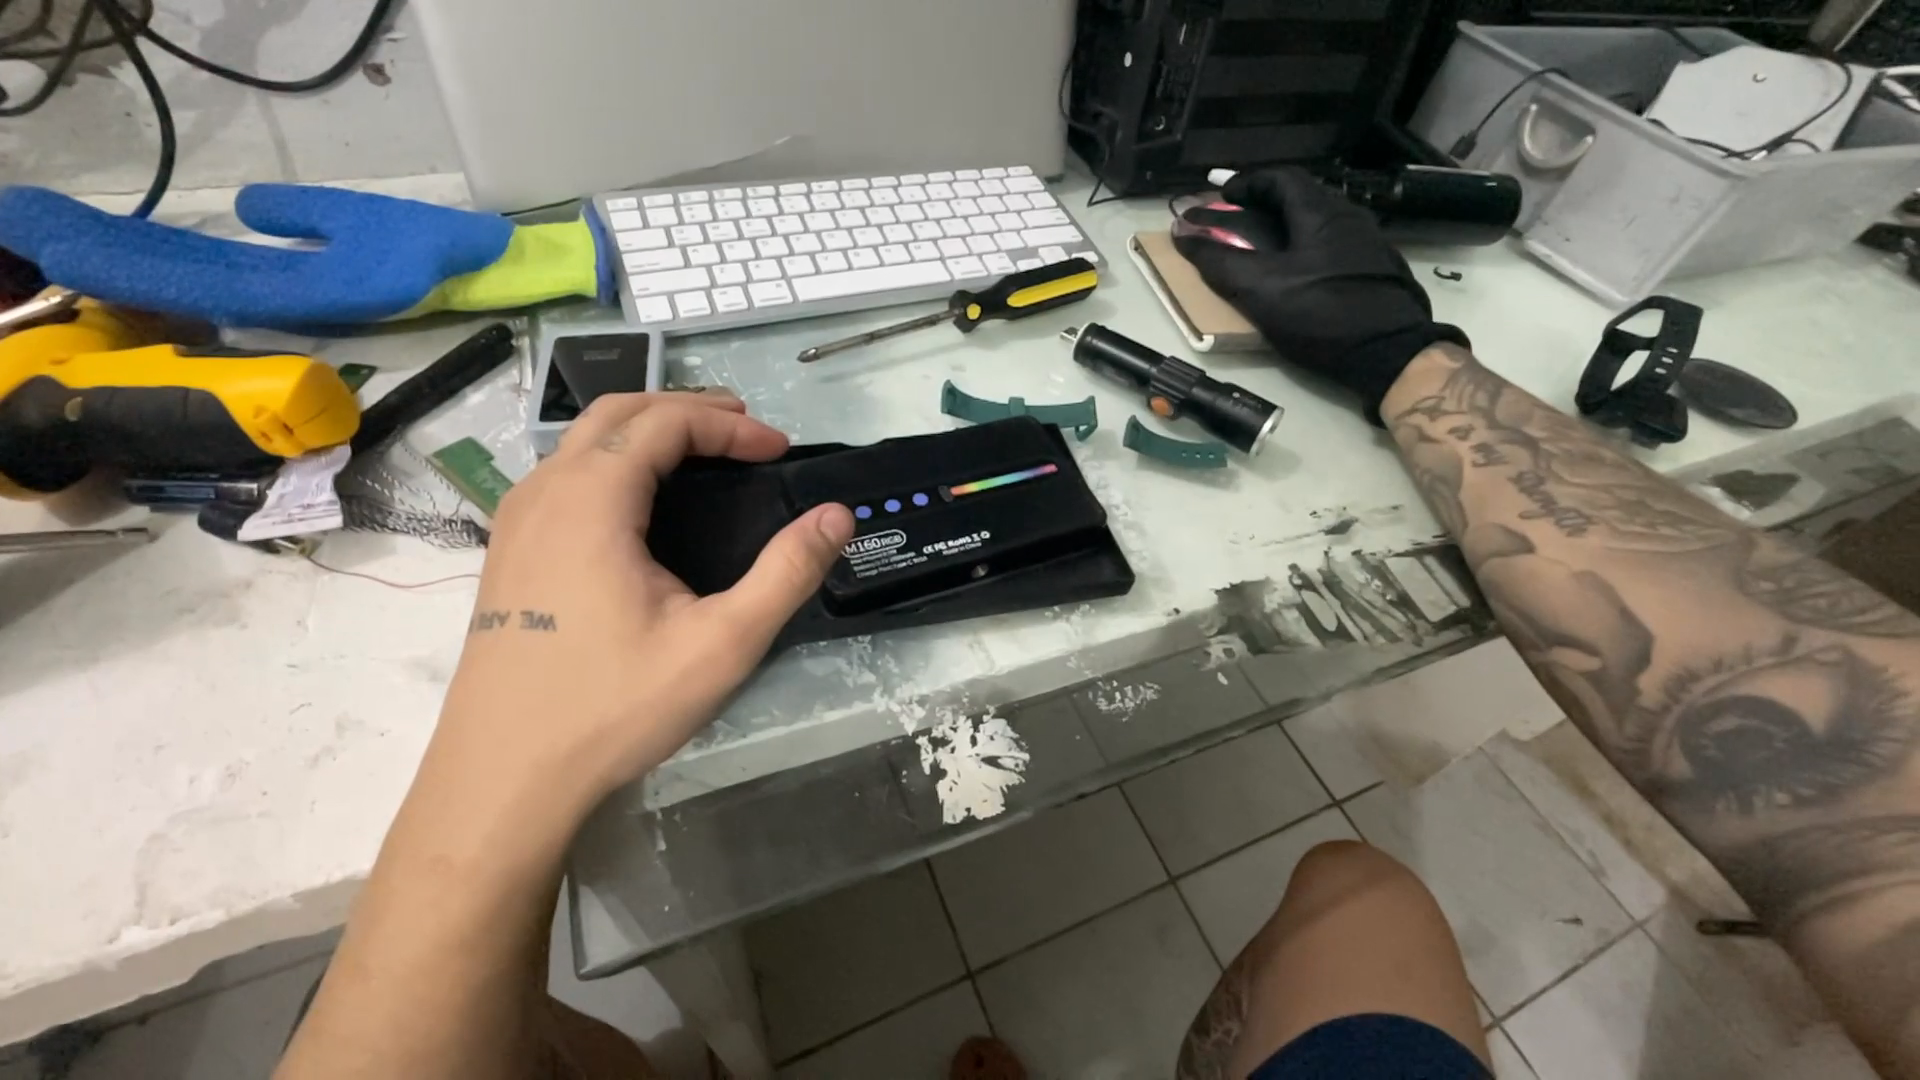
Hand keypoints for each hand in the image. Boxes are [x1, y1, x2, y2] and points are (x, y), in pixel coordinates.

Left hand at [422, 393, 853, 824]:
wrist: (504, 778)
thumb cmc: (613, 707)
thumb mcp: (721, 644)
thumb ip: (785, 573)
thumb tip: (837, 515)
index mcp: (591, 501)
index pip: (665, 423)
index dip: (730, 425)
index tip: (779, 450)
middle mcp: (544, 493)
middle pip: (618, 413)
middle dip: (688, 410)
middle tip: (747, 431)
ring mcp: (516, 522)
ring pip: (583, 441)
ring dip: (649, 430)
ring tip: (705, 455)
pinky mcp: (509, 553)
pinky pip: (565, 475)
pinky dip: (617, 461)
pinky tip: (645, 504)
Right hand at [1173, 166, 1465, 423]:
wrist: (1392, 352)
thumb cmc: (1323, 315)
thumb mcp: (1262, 291)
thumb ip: (1220, 263)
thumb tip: (1182, 235)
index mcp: (1322, 213)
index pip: (1281, 179)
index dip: (1247, 183)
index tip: (1221, 197)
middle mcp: (1349, 218)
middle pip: (1299, 198)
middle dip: (1261, 205)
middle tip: (1235, 220)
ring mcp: (1367, 244)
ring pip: (1316, 223)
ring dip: (1283, 228)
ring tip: (1258, 247)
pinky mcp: (1375, 271)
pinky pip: (1331, 246)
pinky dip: (1303, 249)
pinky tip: (1294, 274)